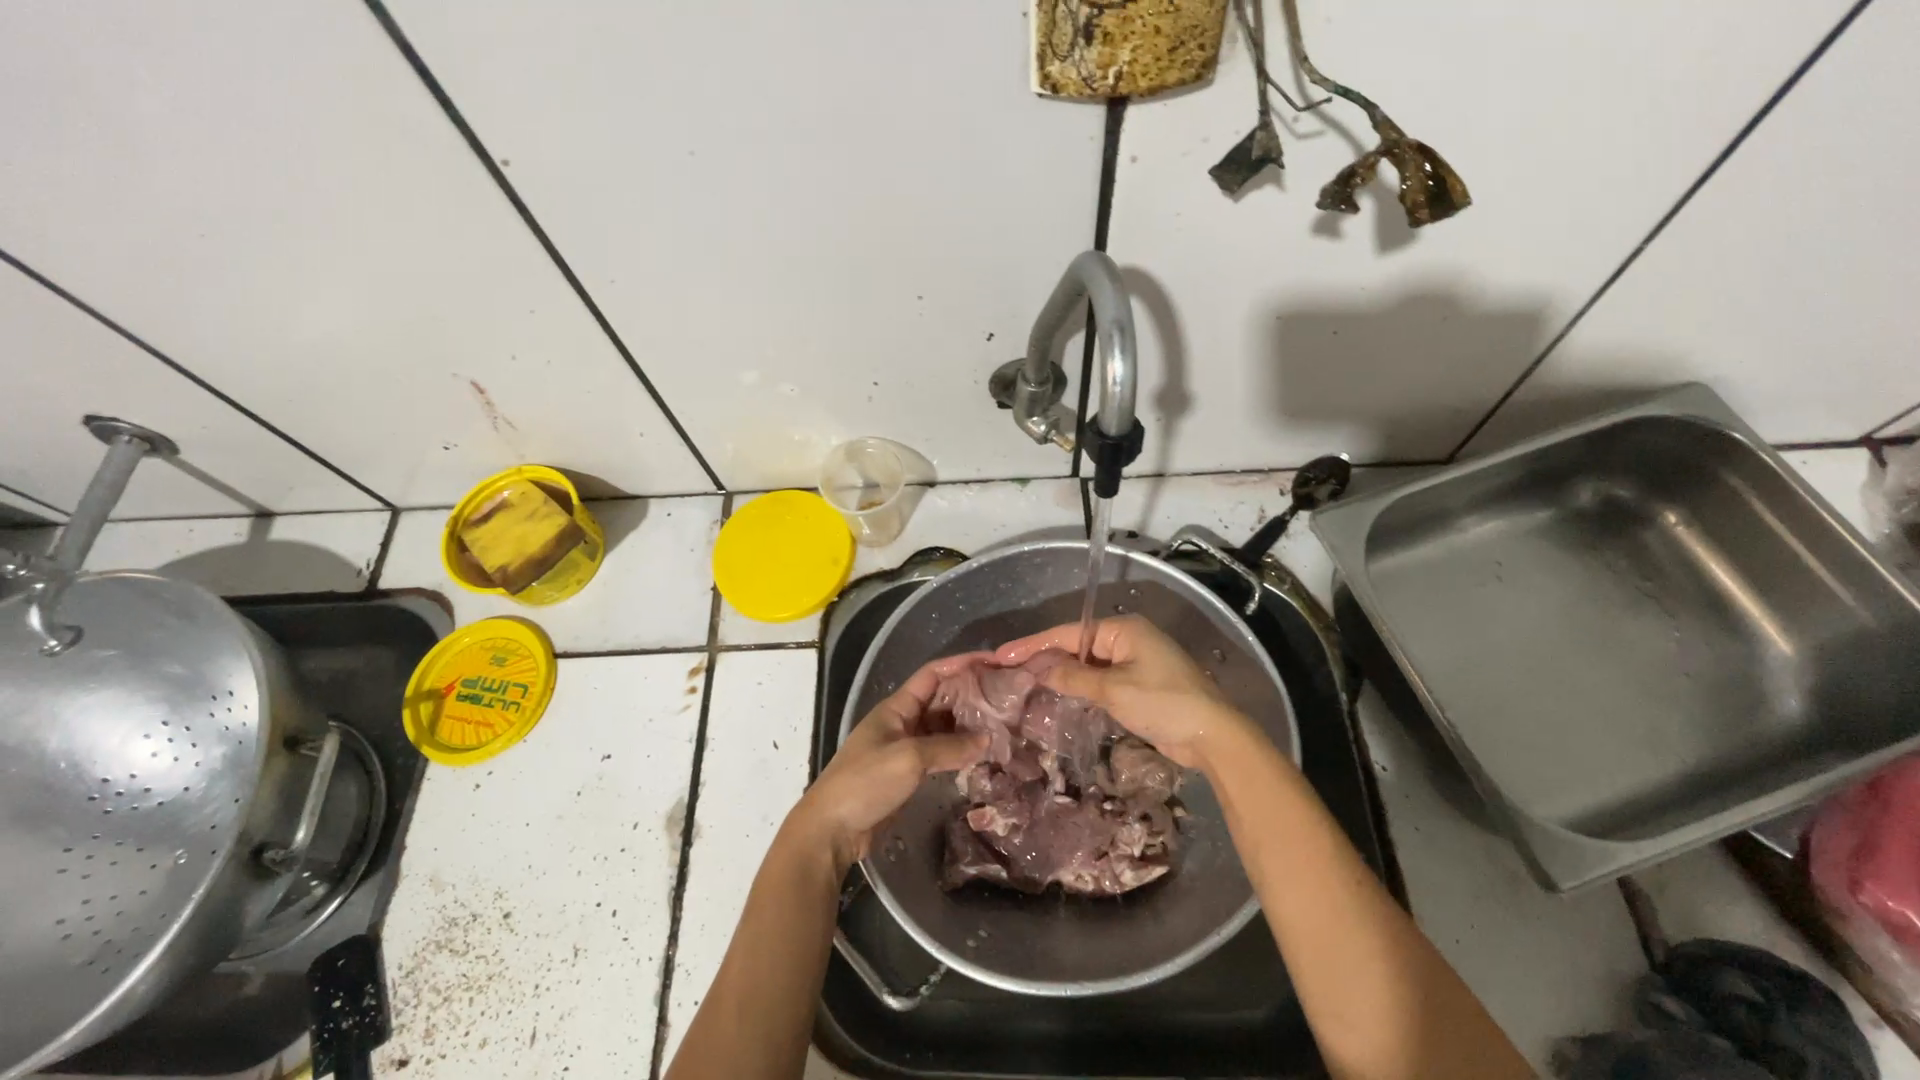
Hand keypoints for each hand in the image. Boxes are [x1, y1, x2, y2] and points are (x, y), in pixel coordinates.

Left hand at [791, 654, 989, 873]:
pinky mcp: (908, 773)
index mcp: (895, 707)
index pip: (932, 674)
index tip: (994, 662)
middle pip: (941, 700)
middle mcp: (901, 722)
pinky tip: (982, 754)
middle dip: (971, 695)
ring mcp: (904, 748)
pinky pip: (939, 754)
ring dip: (969, 726)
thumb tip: (987, 740)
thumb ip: (949, 747)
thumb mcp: (908, 759)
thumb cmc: (865, 782)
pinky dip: (960, 751)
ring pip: (943, 728)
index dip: (961, 665)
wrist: (832, 828)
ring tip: (1003, 724)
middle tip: (1006, 697)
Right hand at [995, 615, 1258, 771]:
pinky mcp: (1140, 686)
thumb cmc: (1163, 702)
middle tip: (1010, 672)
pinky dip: (1081, 688)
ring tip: (1027, 685)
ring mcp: (1136, 663)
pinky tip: (1059, 699)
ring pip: (1089, 666)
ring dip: (1063, 676)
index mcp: (1124, 630)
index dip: (1034, 645)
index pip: (1068, 633)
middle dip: (1046, 659)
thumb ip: (1073, 677)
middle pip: (1077, 646)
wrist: (1212, 735)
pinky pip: (1102, 682)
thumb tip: (1039, 669)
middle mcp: (1129, 640)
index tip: (1003, 655)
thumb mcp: (1113, 690)